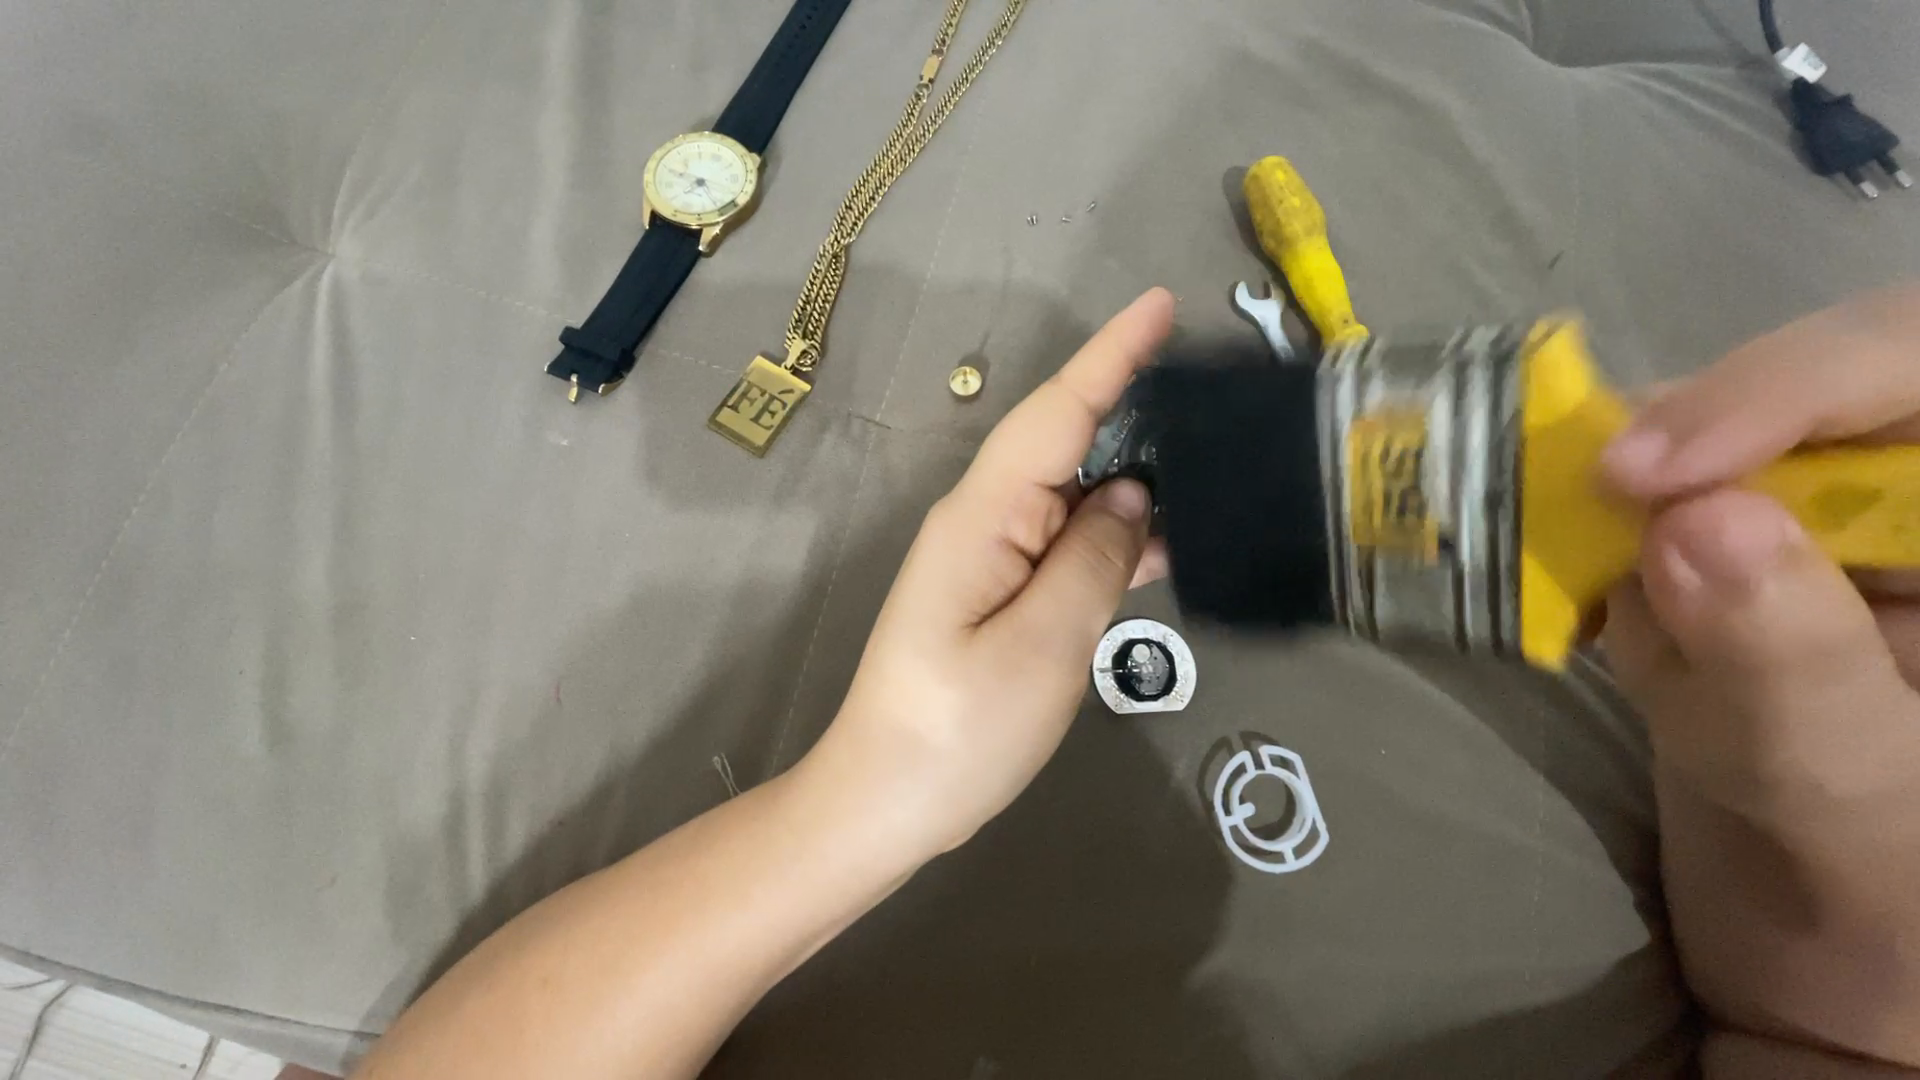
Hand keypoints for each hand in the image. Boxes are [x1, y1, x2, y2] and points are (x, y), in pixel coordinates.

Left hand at [797, 289, 1174, 858]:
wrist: (886, 796)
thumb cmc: (958, 730)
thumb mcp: (1041, 648)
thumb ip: (1093, 562)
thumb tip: (1132, 496)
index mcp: (984, 517)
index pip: (1055, 414)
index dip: (1110, 356)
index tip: (1159, 303)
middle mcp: (984, 521)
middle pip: (1063, 443)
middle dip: (1128, 402)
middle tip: (1211, 383)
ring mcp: (990, 558)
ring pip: (1071, 495)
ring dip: (1132, 476)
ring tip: (1211, 458)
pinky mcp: (1000, 595)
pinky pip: (1066, 544)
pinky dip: (1114, 537)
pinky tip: (1166, 543)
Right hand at [1598, 287, 1919, 1064]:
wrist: (1810, 941)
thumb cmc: (1865, 896)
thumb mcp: (1835, 792)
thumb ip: (1788, 660)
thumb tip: (1690, 519)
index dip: (1800, 386)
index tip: (1646, 471)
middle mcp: (1919, 506)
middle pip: (1829, 378)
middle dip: (1708, 422)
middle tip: (1596, 488)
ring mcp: (1833, 526)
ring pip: (1724, 427)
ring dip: (1630, 477)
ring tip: (1575, 547)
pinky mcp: (1743, 552)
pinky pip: (1655, 490)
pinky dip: (1594, 516)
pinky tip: (1573, 567)